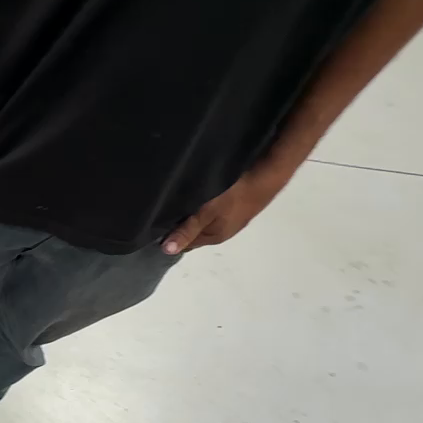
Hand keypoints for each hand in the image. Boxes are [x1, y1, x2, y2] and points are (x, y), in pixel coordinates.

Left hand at [161, 163, 294, 254]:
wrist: (270, 171)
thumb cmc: (236, 195)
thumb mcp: (206, 213)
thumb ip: (187, 231)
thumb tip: (166, 251)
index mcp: (214, 238)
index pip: (185, 245)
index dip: (170, 239)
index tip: (152, 230)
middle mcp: (223, 232)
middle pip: (194, 233)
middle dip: (178, 227)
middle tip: (158, 216)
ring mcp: (231, 218)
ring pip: (203, 222)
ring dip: (190, 217)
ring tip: (172, 206)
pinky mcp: (237, 205)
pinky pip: (212, 211)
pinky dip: (201, 208)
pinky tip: (193, 198)